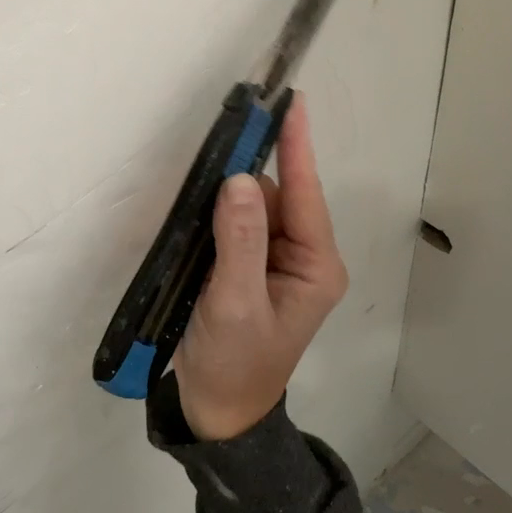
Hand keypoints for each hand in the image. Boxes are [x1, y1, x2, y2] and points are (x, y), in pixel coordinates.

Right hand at [171, 100, 348, 440]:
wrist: (218, 412)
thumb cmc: (234, 363)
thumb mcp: (236, 303)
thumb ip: (239, 240)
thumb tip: (241, 179)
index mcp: (315, 266)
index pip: (305, 193)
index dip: (295, 146)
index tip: (291, 100)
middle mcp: (301, 257)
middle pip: (275, 196)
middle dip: (243, 181)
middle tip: (212, 163)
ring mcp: (275, 263)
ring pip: (251, 209)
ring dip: (224, 204)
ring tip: (197, 214)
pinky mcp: (249, 269)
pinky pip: (236, 228)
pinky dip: (216, 221)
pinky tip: (196, 224)